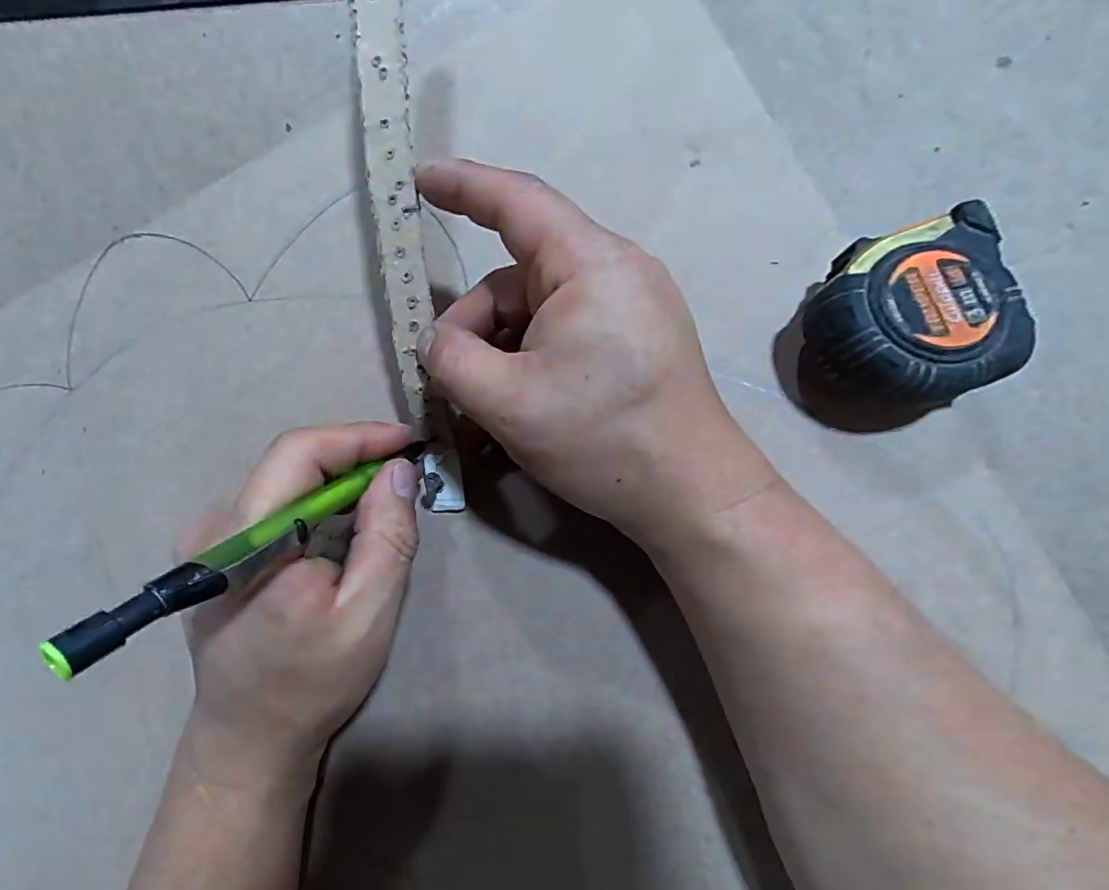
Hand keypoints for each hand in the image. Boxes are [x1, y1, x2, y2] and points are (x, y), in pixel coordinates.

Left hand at [178, 422, 420, 780]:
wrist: (249, 736)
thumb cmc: (313, 683)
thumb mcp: (367, 615)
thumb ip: (385, 537)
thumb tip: (397, 472)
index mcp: (247, 541)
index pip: (298, 453)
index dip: (356, 437)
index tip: (406, 441)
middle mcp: (213, 528)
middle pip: (287, 463)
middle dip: (350, 458)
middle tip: (401, 471)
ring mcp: (206, 541)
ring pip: (279, 484)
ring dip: (332, 483)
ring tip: (378, 501)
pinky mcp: (212, 555)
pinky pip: (270, 508)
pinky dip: (311, 505)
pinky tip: (339, 529)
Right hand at [418, 159, 778, 548]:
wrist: (688, 491)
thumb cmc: (600, 438)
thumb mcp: (506, 402)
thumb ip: (451, 361)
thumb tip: (434, 341)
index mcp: (589, 265)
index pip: (517, 203)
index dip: (462, 186)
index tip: (420, 180)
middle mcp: (615, 271)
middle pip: (517, 279)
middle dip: (474, 326)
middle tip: (451, 384)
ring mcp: (630, 308)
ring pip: (537, 314)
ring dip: (499, 355)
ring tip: (484, 414)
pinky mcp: (635, 341)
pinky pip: (564, 335)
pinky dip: (530, 365)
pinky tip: (516, 410)